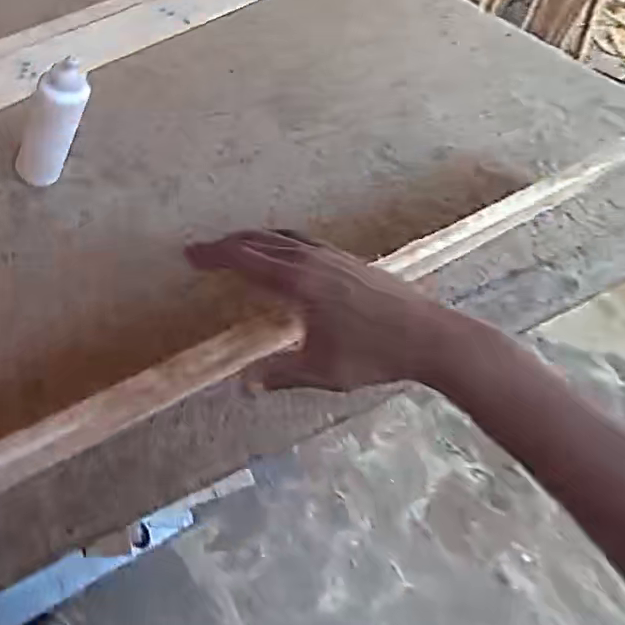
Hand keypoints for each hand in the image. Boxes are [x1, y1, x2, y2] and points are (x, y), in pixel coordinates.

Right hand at [185, 230, 470, 390]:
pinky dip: (275, 240)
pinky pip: (298, 240)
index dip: (213, 254)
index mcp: (296, 281)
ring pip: (278, 236)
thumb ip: (280, 374)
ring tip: (233, 247)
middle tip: (201, 251)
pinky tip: (280, 253)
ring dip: (249, 238)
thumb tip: (242, 388)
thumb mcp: (323, 370)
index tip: (190, 254)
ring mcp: (329, 254)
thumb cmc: (376, 355)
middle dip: (224, 244)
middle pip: (255, 240)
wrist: (435, 337)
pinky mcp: (346, 257)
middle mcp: (308, 259)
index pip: (242, 258)